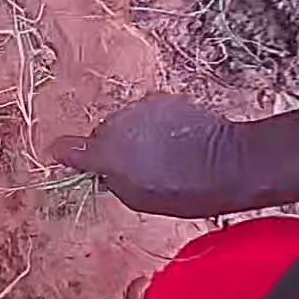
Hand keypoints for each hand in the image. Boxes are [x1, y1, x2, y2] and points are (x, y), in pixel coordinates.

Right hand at [52, 95, 253, 216]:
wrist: (231, 162)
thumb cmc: (184, 191)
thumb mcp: (138, 199)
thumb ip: (110, 181)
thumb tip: (100, 171)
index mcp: (107, 153)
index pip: (67, 148)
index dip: (69, 155)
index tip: (72, 161)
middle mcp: (116, 124)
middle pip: (101, 134)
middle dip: (112, 147)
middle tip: (135, 167)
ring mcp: (139, 108)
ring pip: (124, 122)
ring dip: (133, 134)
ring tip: (159, 153)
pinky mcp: (162, 99)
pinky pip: (147, 113)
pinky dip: (153, 124)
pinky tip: (174, 138)